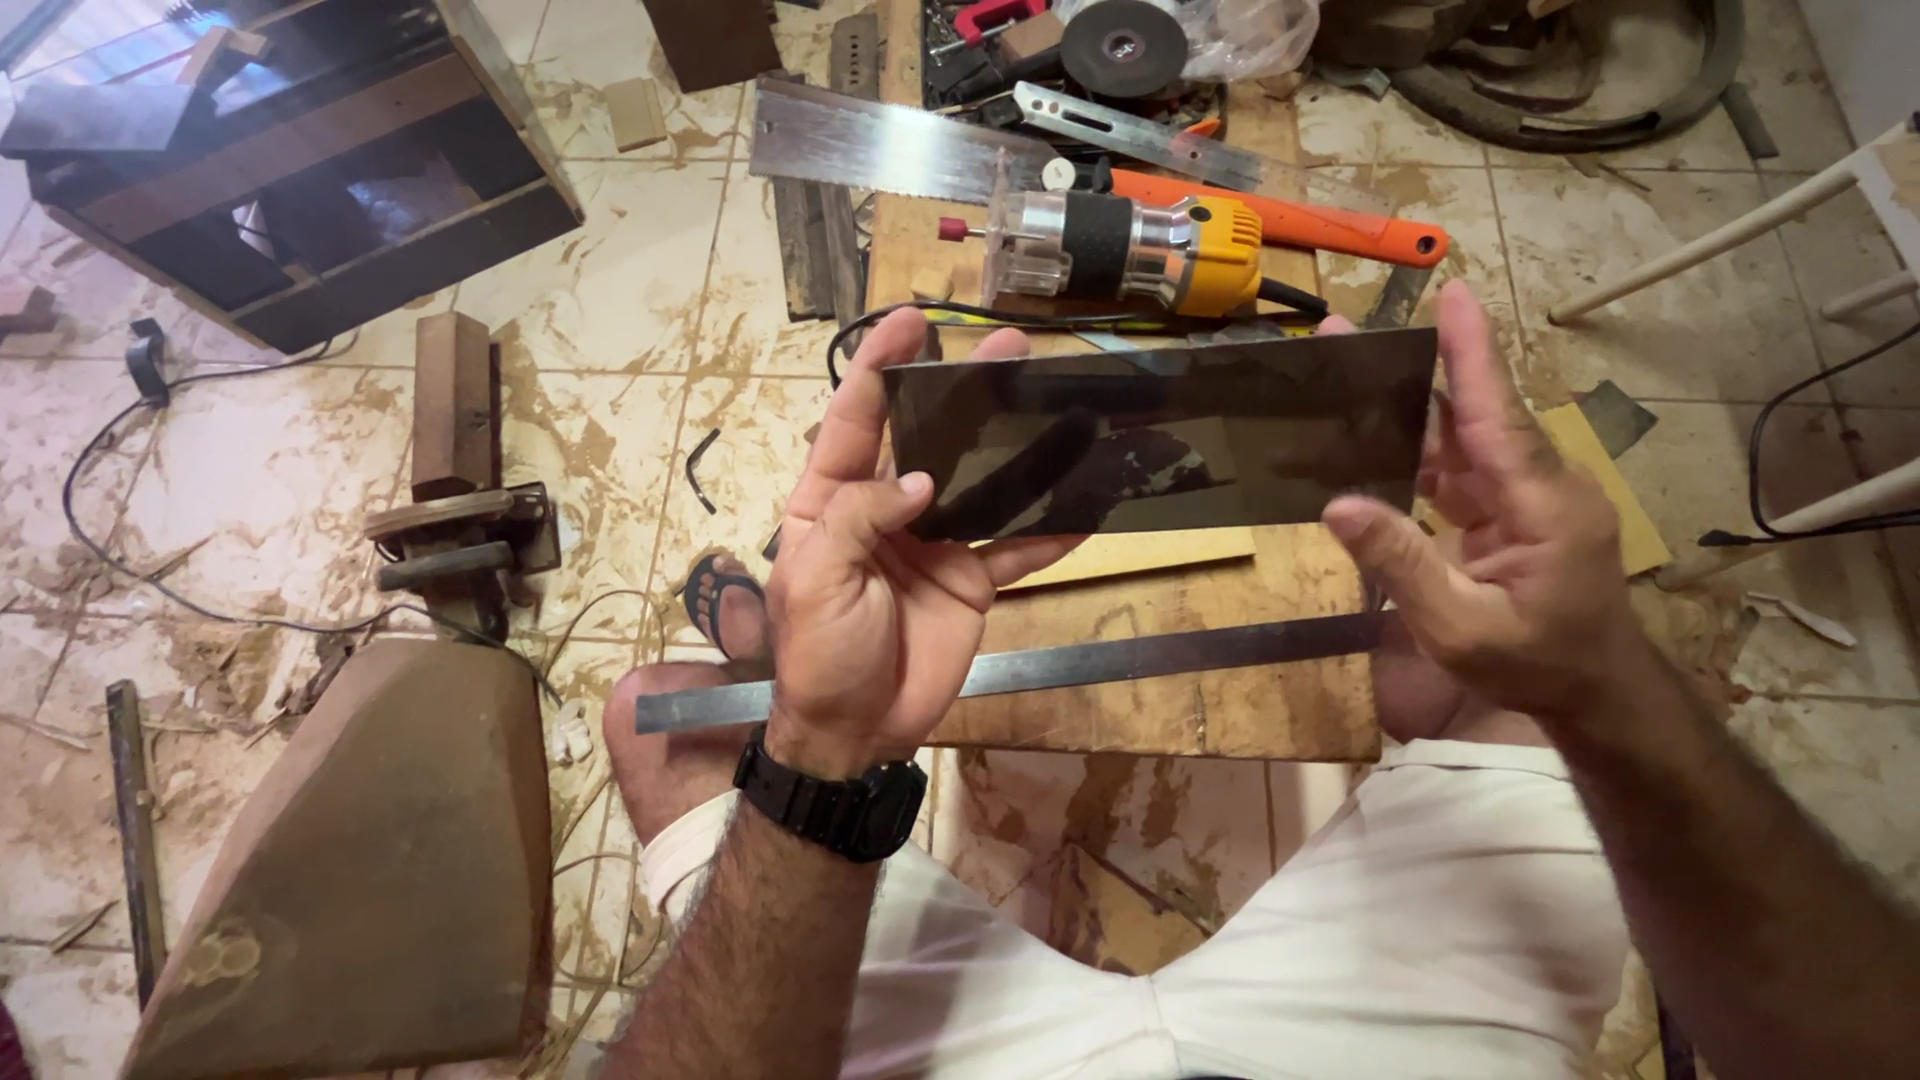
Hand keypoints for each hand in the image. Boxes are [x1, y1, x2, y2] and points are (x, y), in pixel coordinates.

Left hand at [763, 311, 1083, 775]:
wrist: (857, 730)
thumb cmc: (818, 655)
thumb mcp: (818, 581)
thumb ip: (860, 519)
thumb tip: (921, 477)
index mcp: (833, 500)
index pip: (855, 420)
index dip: (880, 368)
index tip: (910, 322)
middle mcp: (887, 510)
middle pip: (929, 439)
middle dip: (964, 391)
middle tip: (1008, 348)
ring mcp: (936, 543)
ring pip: (981, 485)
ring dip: (1017, 450)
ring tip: (1056, 403)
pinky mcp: (972, 580)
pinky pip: (1016, 549)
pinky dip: (1049, 534)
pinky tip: (1086, 507)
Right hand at [1319, 281, 1639, 720]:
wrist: (1593, 692)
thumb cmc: (1536, 665)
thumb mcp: (1460, 626)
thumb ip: (1402, 563)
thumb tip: (1337, 505)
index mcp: (1544, 507)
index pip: (1499, 417)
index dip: (1472, 355)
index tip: (1453, 295)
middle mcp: (1538, 487)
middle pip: (1469, 414)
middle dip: (1411, 370)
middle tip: (1345, 337)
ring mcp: (1522, 498)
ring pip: (1456, 438)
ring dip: (1402, 410)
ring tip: (1343, 380)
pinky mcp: (1505, 513)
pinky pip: (1451, 471)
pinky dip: (1408, 454)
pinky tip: (1366, 441)